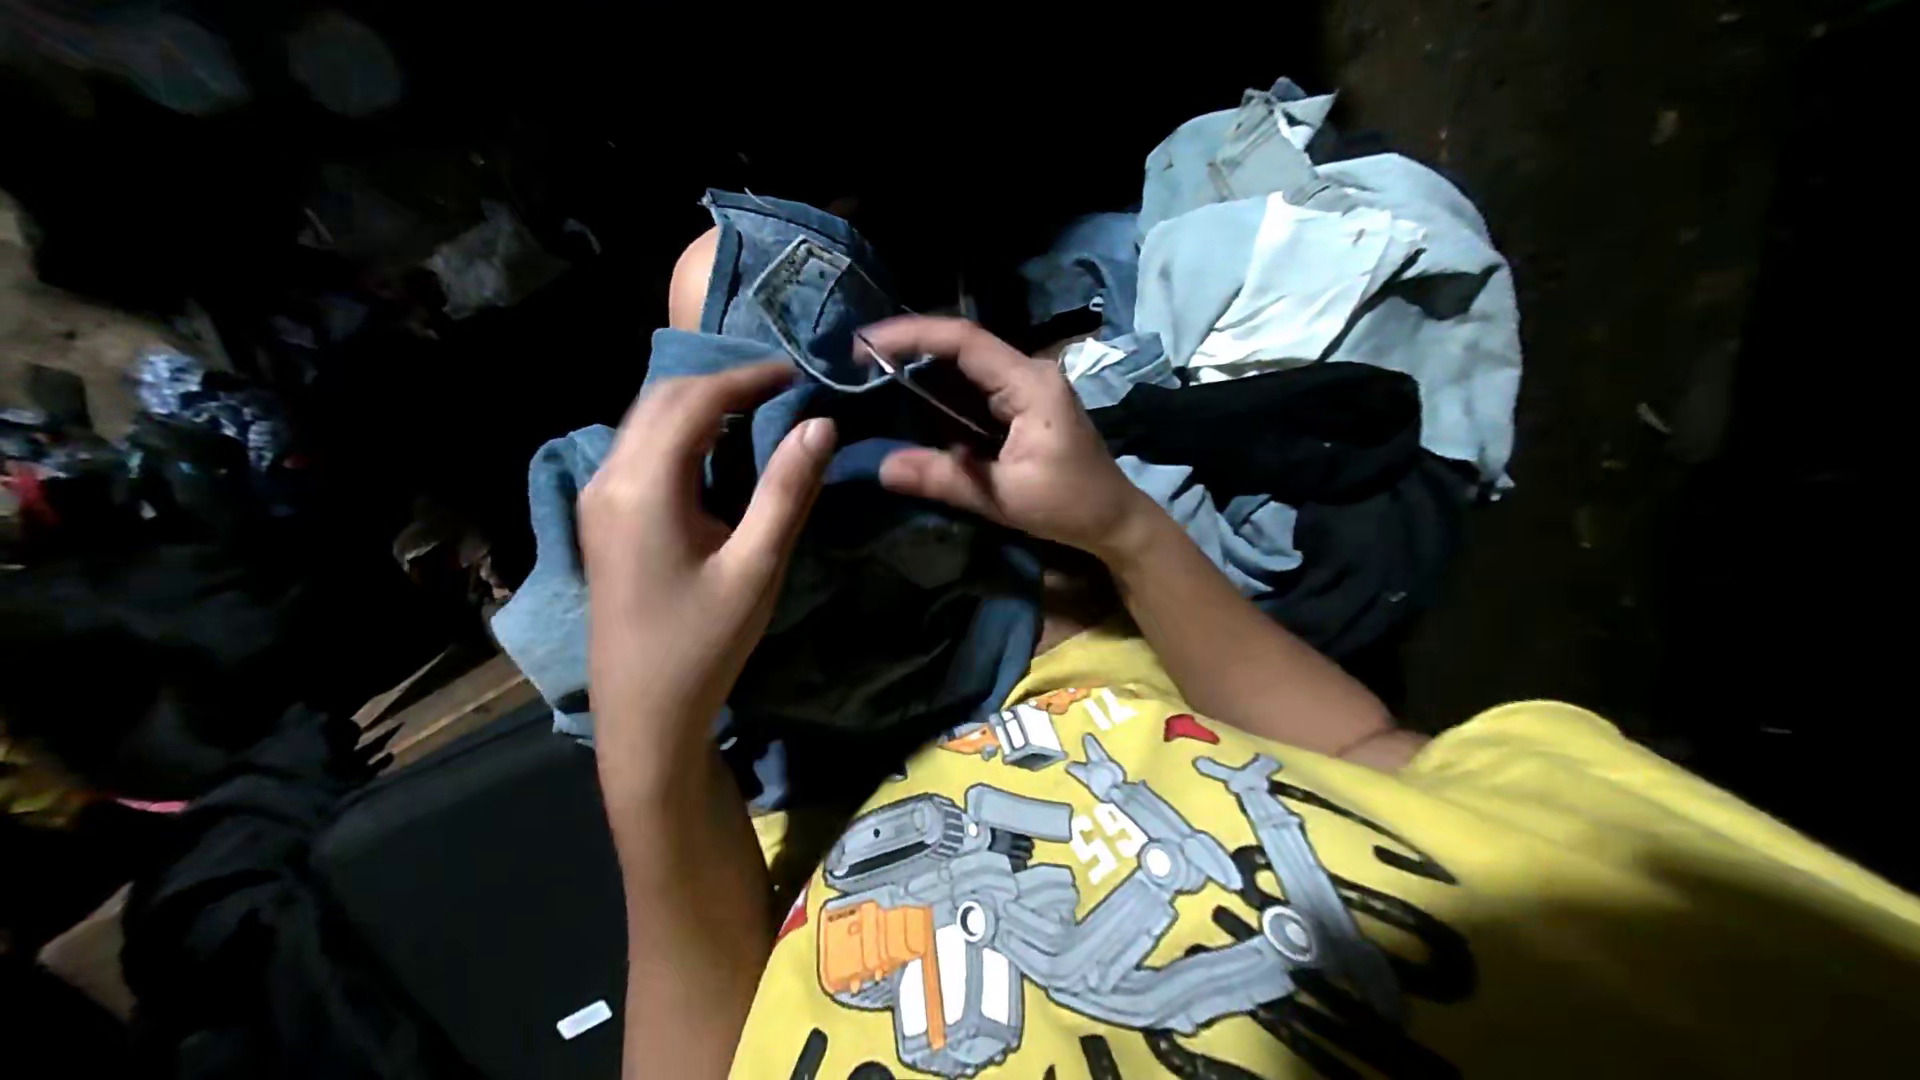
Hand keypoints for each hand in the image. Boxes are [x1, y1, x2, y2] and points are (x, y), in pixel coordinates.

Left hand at [579, 362, 835, 741]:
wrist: (644, 713)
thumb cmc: (704, 644)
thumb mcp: (756, 568)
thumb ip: (786, 491)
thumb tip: (820, 425)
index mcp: (642, 486)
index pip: (694, 402)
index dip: (746, 378)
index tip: (795, 372)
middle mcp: (608, 478)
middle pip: (662, 400)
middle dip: (721, 382)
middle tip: (780, 386)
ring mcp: (598, 498)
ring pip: (646, 421)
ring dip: (700, 404)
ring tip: (756, 407)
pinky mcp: (603, 518)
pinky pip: (640, 449)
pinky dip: (682, 431)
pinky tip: (715, 448)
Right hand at [865, 317, 1154, 558]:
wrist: (1114, 519)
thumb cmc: (1070, 505)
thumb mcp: (1003, 496)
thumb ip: (944, 478)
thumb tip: (883, 467)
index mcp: (1031, 384)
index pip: (965, 341)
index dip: (913, 335)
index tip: (867, 343)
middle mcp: (1029, 373)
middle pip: (963, 345)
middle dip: (911, 348)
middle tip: (860, 361)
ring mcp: (1028, 387)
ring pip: (967, 365)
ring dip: (923, 368)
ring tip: (875, 376)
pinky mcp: (1023, 405)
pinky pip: (975, 388)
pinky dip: (941, 392)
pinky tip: (911, 401)